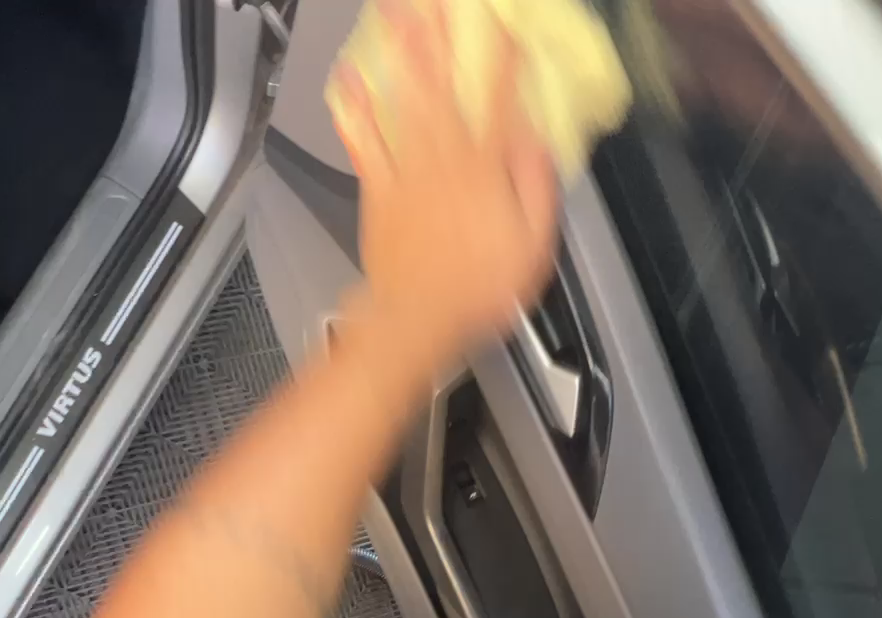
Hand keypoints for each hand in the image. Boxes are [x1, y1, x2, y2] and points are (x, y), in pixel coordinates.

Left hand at [332, 0, 559, 366]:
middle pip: (442, 86)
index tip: (503, 24)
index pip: (498, 101)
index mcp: (485, 172)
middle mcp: (443, 162)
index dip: (502, 59)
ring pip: (403, 102)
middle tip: (429, 0)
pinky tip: (345, 82)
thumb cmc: (479, 291)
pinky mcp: (379, 193)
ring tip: (388, 14)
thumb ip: (536, 188)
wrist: (419, 321)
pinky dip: (353, 111)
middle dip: (438, 36)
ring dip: (396, 54)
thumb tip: (535, 143)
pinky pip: (364, 143)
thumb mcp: (532, 246)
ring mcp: (407, 174)